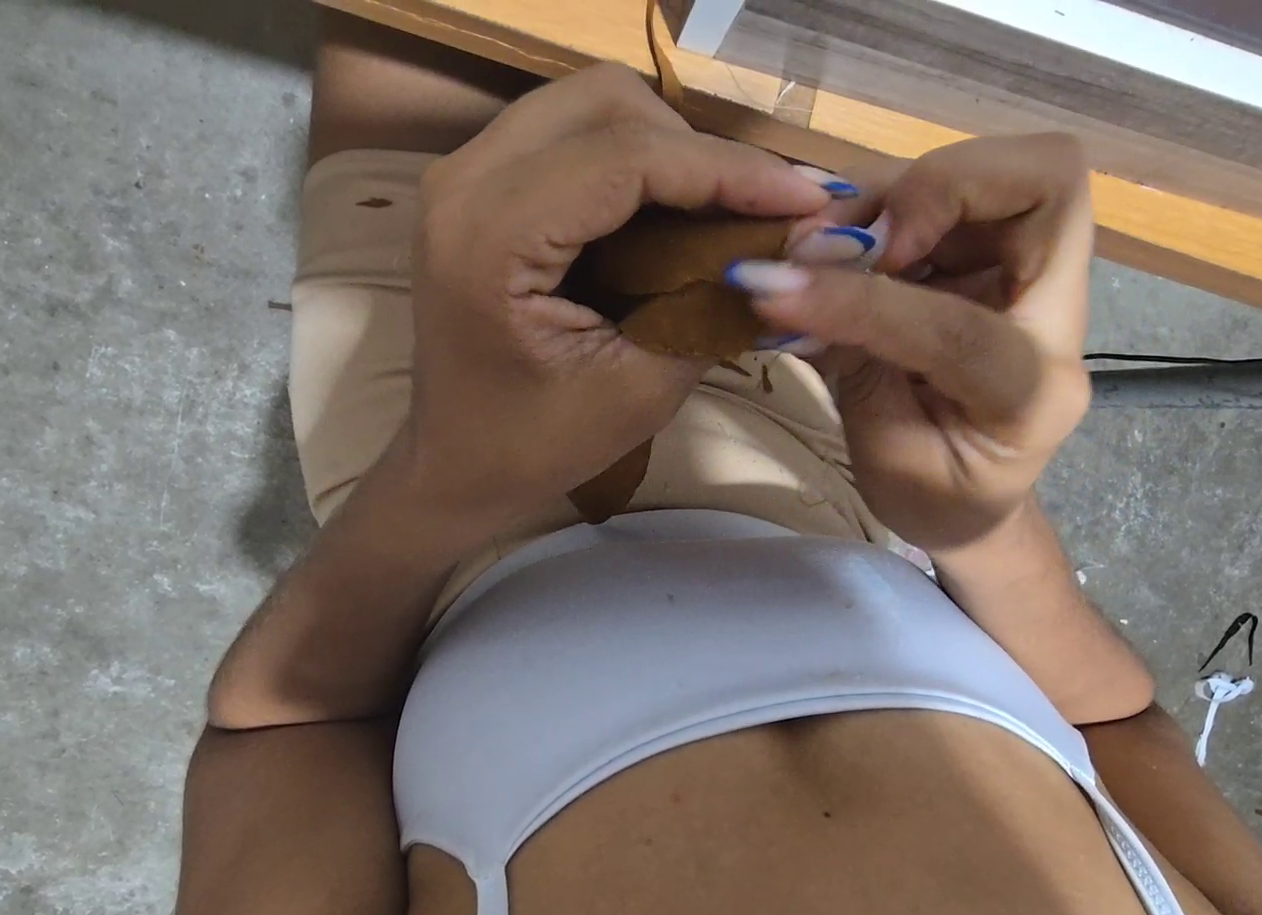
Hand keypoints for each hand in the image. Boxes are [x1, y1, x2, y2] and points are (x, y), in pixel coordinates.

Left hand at [396, 64, 834, 524]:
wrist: (456, 463)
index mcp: (491, 239)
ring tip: (722, 208)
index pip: (626, 158)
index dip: (727, 171)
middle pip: (605, 104)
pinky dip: (632, 159)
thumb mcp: (640, 391)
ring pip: (588, 107)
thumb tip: (787, 251)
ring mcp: (462, 175)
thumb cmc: (537, 446)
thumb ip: (711, 310)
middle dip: (698, 149)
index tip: (804, 200)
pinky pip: (569, 135)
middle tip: (760, 208)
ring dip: (666, 148)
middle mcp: (464, 182)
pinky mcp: (477, 185)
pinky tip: (672, 208)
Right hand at [732, 135, 1093, 552]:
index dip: (863, 301)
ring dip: (898, 191)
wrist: (973, 500)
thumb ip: (854, 366)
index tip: (775, 288)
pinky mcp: (998, 259)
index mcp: (1029, 399)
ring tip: (821, 241)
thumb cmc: (933, 497)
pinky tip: (840, 242)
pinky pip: (957, 194)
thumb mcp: (883, 458)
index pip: (957, 329)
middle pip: (1048, 182)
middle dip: (939, 185)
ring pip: (1000, 172)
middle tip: (854, 236)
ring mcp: (1033, 278)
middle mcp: (1055, 319)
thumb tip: (790, 284)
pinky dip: (889, 202)